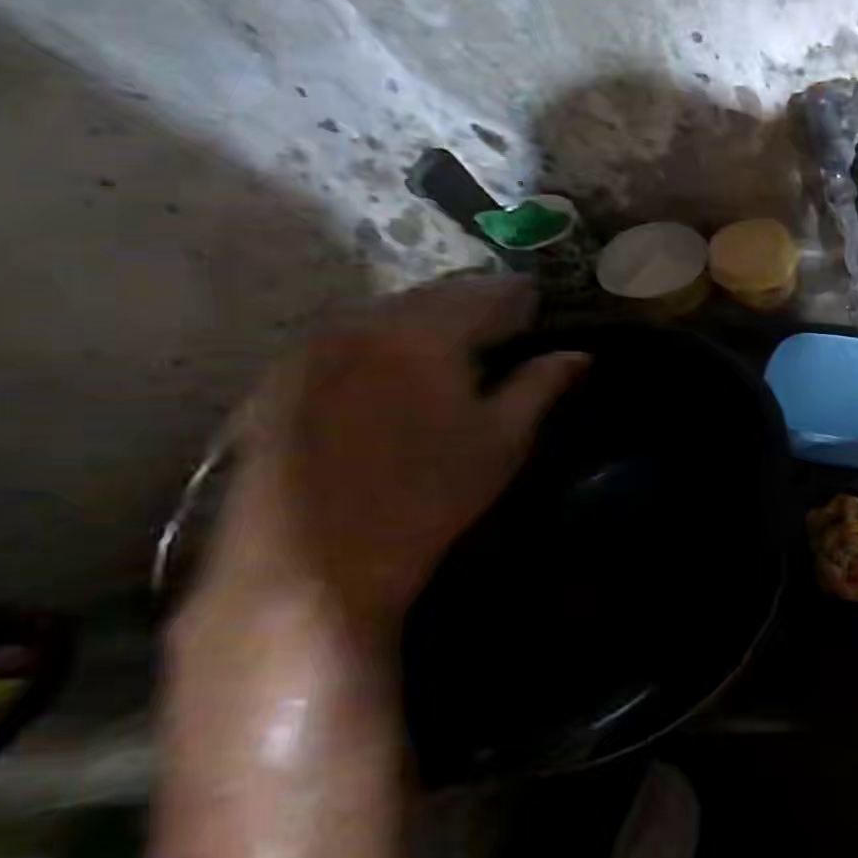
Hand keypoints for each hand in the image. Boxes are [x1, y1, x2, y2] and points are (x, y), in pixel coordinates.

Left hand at [205, 274, 588, 638]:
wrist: (314, 561)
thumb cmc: (429, 496)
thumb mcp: (503, 440)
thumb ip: (541, 386)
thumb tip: (579, 355)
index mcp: (425, 336)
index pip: (484, 295)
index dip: (517, 295)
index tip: (538, 300)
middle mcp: (362, 326)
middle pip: (430, 296)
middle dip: (470, 301)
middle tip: (503, 315)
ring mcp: (312, 349)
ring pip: (384, 313)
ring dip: (425, 317)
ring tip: (454, 338)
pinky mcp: (279, 379)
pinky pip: (347, 337)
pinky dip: (382, 339)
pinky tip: (396, 365)